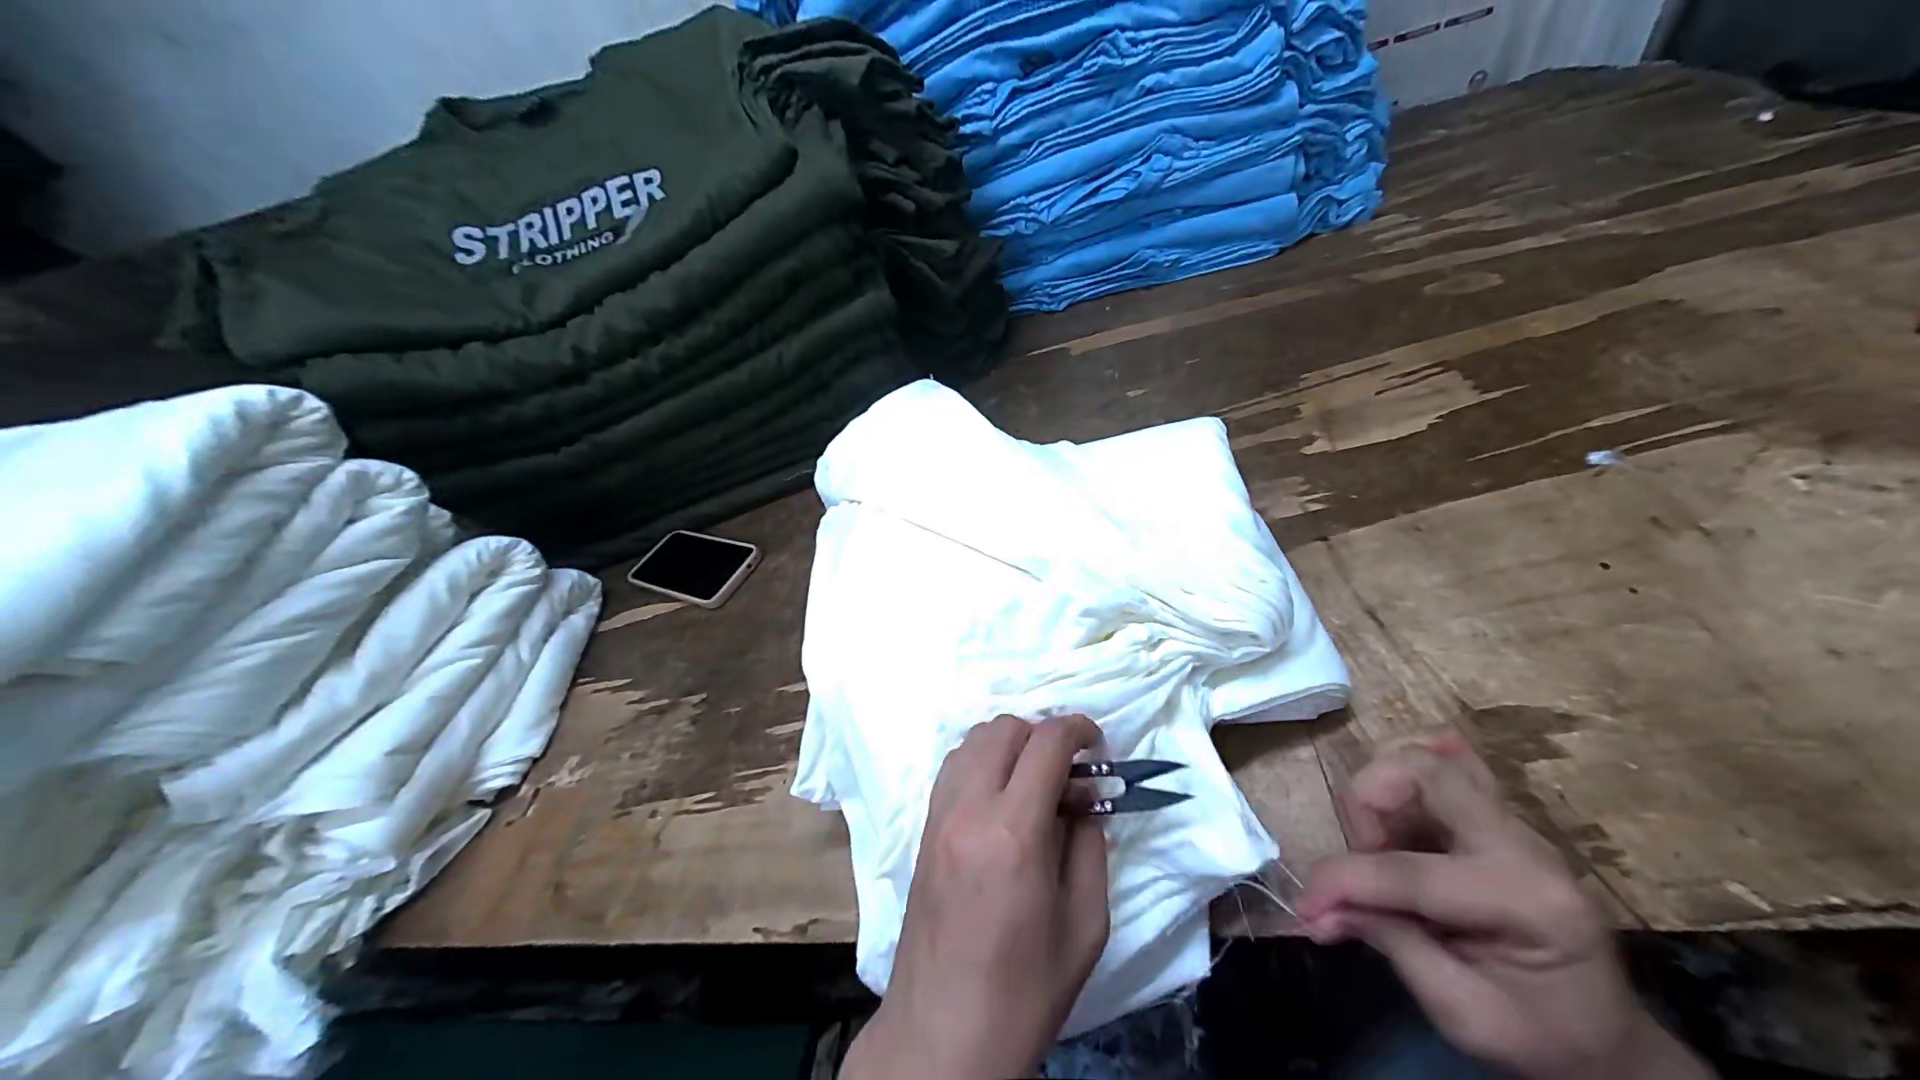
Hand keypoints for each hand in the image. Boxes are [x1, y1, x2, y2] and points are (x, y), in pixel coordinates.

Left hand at [840, 715, 1109, 1079]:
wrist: (944, 1030)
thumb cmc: (1025, 989)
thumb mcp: (1085, 924)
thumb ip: (1088, 847)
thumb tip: (1083, 804)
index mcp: (1013, 832)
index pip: (1045, 744)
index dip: (1078, 729)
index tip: (1097, 743)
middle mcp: (967, 810)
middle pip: (1003, 729)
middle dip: (1042, 734)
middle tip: (1069, 770)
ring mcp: (936, 817)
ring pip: (971, 742)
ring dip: (1008, 745)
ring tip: (1035, 781)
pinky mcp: (920, 831)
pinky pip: (951, 770)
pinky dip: (980, 763)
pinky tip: (1001, 798)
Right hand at [1300, 738, 1713, 1079]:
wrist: (1606, 1037)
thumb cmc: (1539, 1034)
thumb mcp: (1464, 1013)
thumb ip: (1389, 944)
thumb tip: (1314, 911)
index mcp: (1529, 902)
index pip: (1410, 871)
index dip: (1342, 883)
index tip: (1306, 907)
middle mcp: (1524, 845)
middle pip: (1423, 770)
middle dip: (1365, 803)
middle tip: (1360, 855)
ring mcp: (1513, 824)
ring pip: (1427, 757)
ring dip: (1381, 792)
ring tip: (1379, 846)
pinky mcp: (1497, 818)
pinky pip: (1443, 765)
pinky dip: (1402, 777)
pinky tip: (1394, 815)